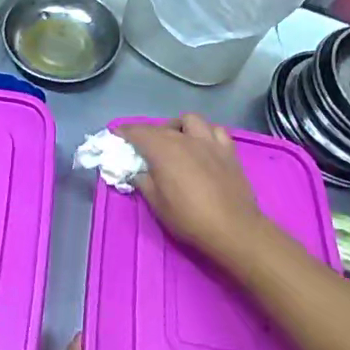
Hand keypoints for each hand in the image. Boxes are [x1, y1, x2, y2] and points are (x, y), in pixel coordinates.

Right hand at [116, 114, 283, 266]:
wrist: (234, 229)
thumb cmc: (189, 218)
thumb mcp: (156, 203)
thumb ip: (143, 181)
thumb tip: (137, 171)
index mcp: (163, 150)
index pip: (138, 132)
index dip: (124, 132)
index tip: (116, 135)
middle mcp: (185, 139)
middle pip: (161, 127)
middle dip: (147, 132)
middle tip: (142, 147)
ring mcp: (209, 142)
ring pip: (190, 120)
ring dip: (178, 126)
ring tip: (175, 140)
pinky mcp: (228, 151)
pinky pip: (215, 131)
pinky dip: (205, 133)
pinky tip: (202, 146)